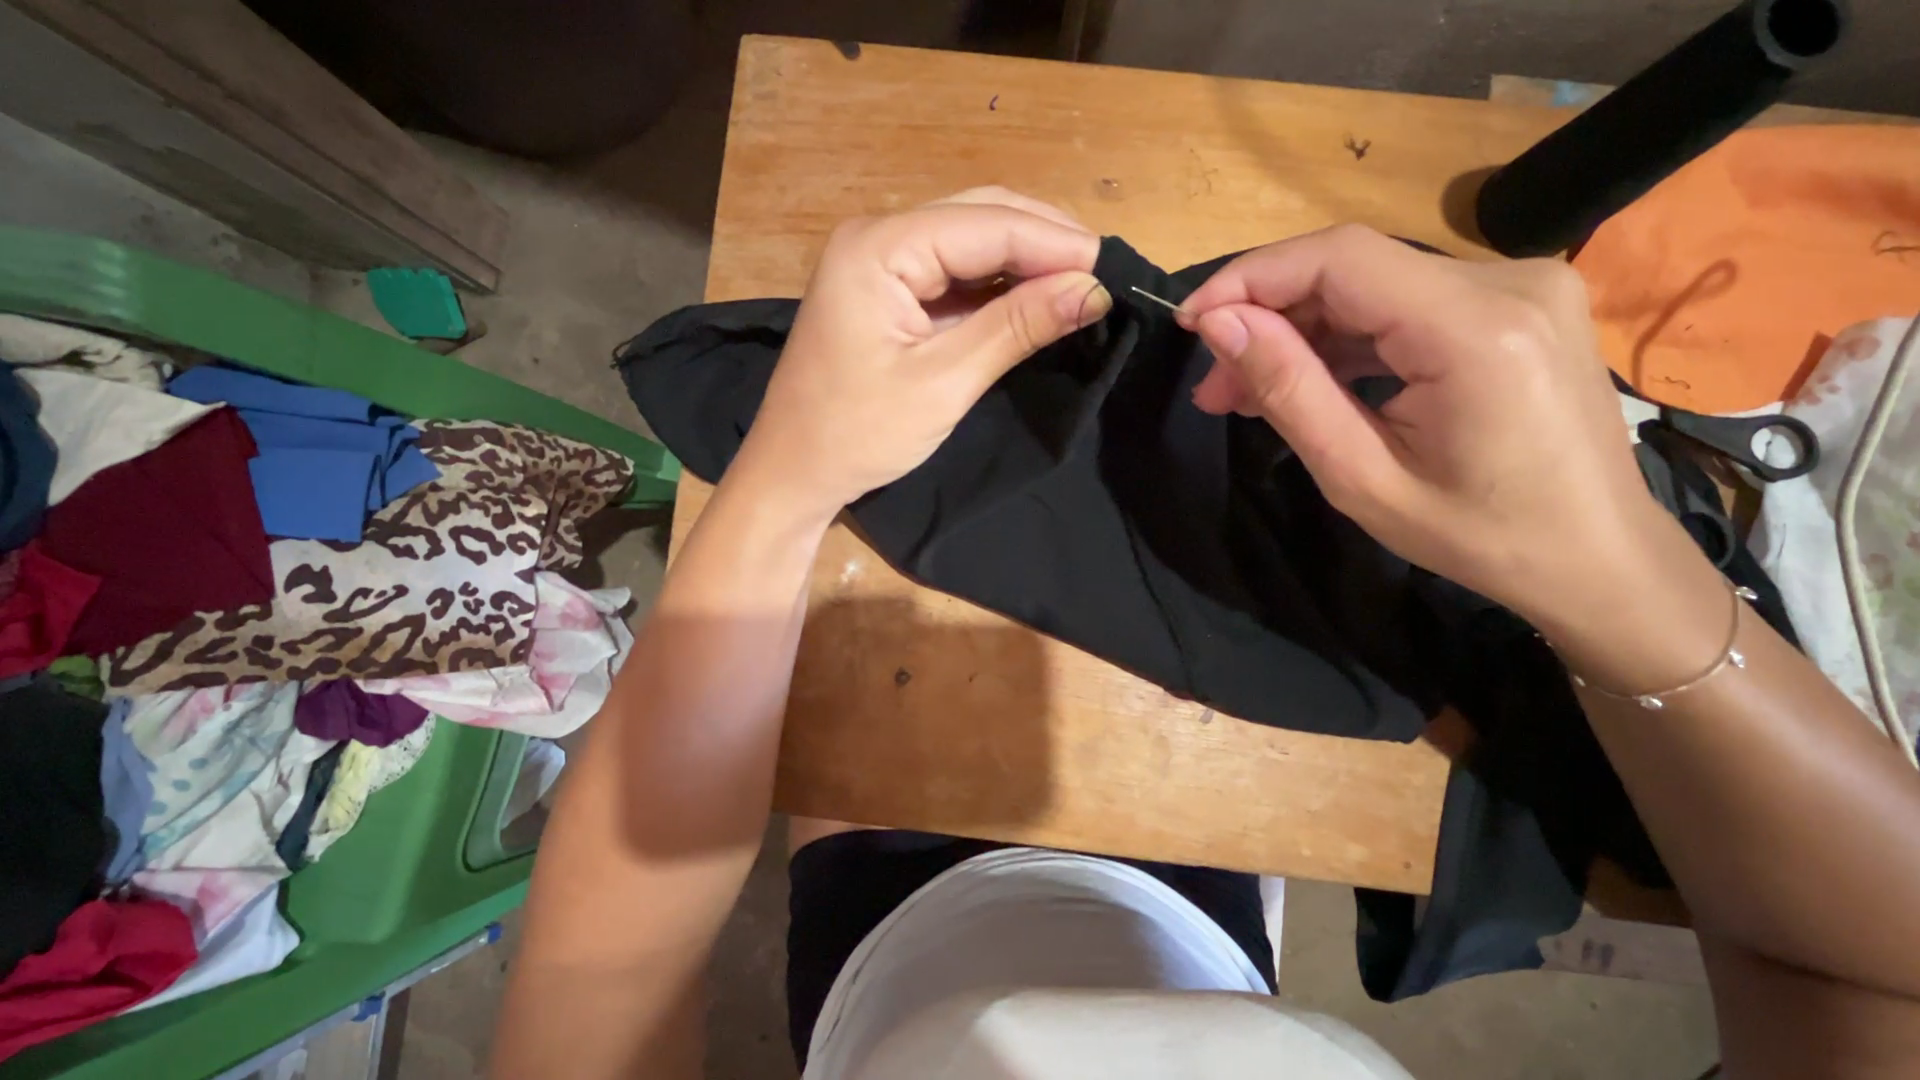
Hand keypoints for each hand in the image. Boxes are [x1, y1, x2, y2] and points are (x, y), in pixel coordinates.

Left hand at [726, 188, 1107, 522]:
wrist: (794, 472)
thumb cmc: (858, 434)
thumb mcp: (943, 382)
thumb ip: (1016, 328)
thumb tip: (1093, 289)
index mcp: (878, 247)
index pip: (986, 223)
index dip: (1054, 242)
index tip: (1113, 267)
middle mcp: (878, 237)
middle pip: (980, 215)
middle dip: (1044, 241)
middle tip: (1102, 274)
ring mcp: (881, 261)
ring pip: (971, 239)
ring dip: (1026, 259)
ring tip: (1082, 284)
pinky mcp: (889, 290)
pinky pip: (955, 271)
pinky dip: (999, 283)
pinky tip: (1038, 297)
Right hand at [1177, 224, 1699, 632]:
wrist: (1598, 558)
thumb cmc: (1481, 537)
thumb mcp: (1363, 478)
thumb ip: (1290, 391)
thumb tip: (1219, 325)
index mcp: (1476, 330)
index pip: (1340, 257)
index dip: (1252, 277)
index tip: (1191, 323)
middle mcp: (1509, 282)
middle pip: (1353, 267)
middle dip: (1269, 316)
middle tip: (1214, 383)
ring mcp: (1521, 285)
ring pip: (1375, 284)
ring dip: (1303, 330)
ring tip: (1247, 391)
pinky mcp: (1518, 302)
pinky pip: (1408, 302)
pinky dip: (1349, 337)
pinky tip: (1309, 378)